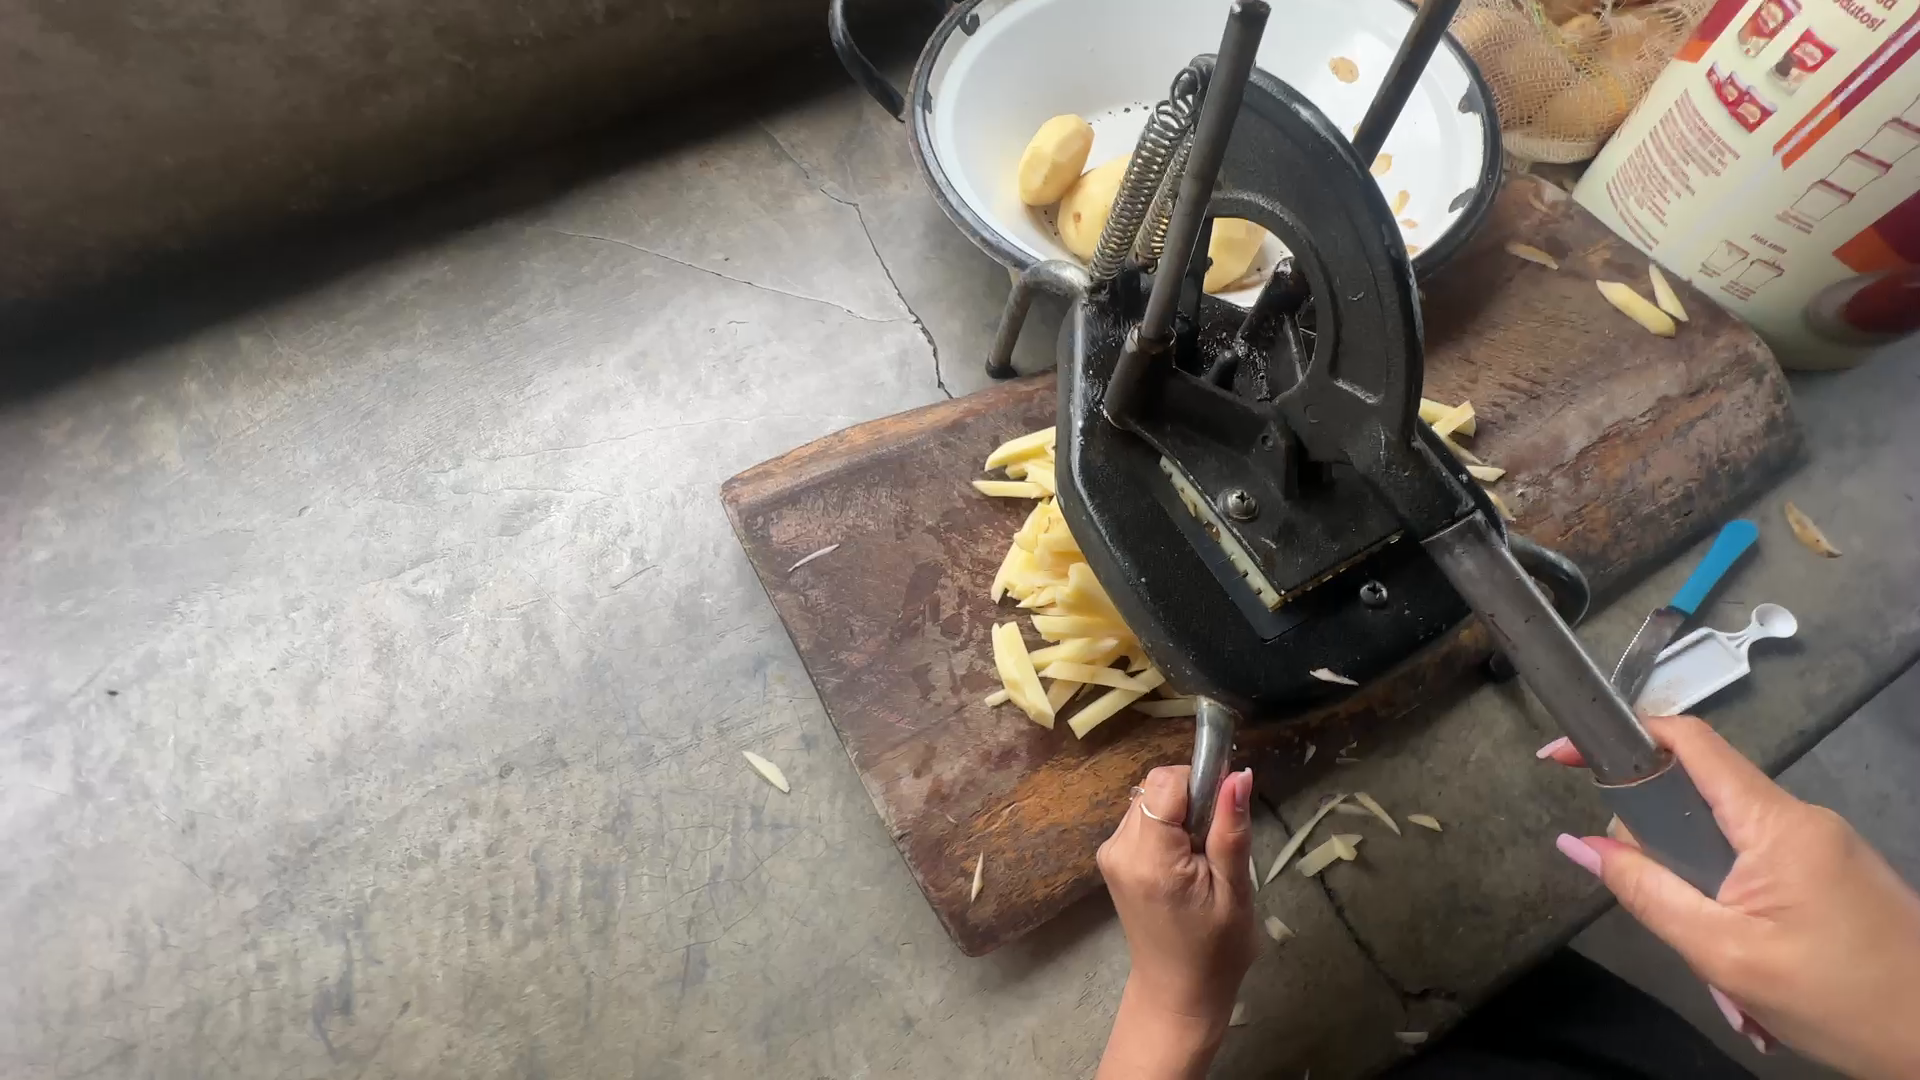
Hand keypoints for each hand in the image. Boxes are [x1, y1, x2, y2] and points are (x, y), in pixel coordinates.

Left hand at [1094, 765, 1256, 1079]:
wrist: (1177, 993)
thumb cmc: (1215, 950)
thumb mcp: (1235, 892)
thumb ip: (1231, 829)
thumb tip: (1239, 774)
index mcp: (1149, 857)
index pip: (1165, 782)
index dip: (1199, 783)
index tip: (1222, 811)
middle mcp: (1119, 847)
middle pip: (1155, 788)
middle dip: (1190, 803)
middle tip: (1212, 847)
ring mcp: (1110, 851)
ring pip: (1148, 799)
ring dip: (1177, 815)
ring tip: (1198, 860)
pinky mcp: (1111, 856)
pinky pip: (1141, 818)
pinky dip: (1164, 828)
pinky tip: (1181, 863)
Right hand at [1543, 715, 1919, 1079]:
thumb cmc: (1848, 1003)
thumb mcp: (1724, 952)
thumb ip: (1643, 890)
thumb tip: (1576, 845)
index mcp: (1777, 824)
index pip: (1686, 741)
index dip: (1619, 734)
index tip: (1563, 756)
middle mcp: (1800, 821)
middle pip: (1689, 795)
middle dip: (1653, 842)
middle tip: (1653, 900)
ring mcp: (1819, 847)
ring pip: (1714, 836)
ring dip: (1689, 881)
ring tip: (1706, 948)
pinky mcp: (1829, 874)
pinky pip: (1747, 862)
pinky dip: (1721, 895)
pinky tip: (1734, 948)